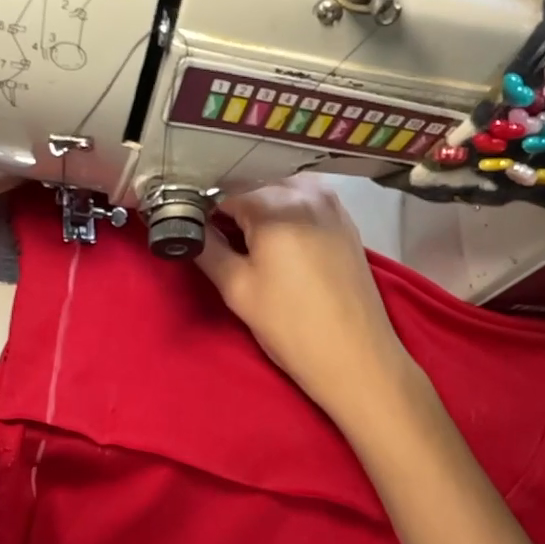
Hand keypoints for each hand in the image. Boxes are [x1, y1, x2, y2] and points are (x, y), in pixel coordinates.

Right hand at [197, 176, 414, 419]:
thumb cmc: (290, 326)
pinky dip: (289, 216)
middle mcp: (306, 192)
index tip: (197, 236)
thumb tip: (189, 228)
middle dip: (235, 211)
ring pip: (282, 193)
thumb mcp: (237, 289)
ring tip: (254, 249)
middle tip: (223, 247)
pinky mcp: (346, 222)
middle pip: (256, 188)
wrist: (355, 355)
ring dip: (263, 212)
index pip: (224, 193)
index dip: (205, 213)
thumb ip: (209, 250)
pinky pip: (306, 205)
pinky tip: (283, 247)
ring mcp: (332, 204)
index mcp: (274, 205)